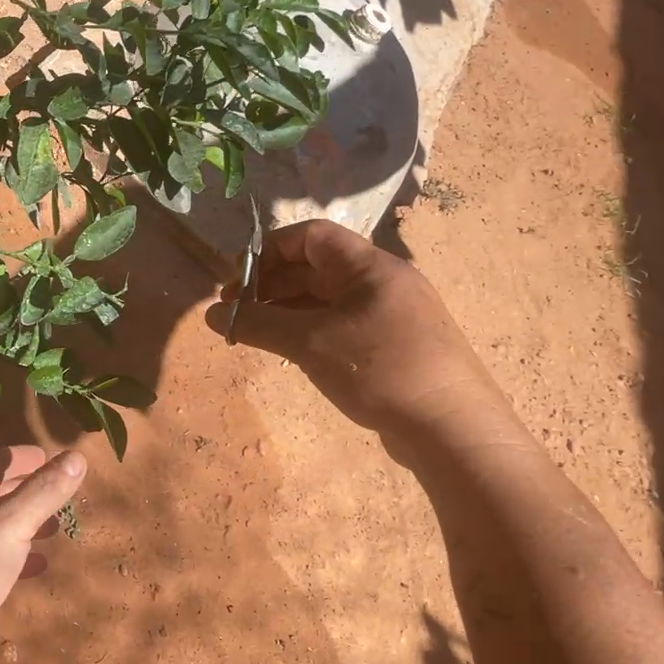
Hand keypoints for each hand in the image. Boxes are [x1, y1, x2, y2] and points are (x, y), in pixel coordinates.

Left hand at [0, 446, 86, 663]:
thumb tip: (77, 456)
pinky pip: (1, 558)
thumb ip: (45, 490)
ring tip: (57, 524)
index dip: (19, 456)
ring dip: (26, 520)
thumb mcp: (15, 520)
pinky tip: (42, 563)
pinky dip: (22, 554)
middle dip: (25, 487)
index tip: (48, 456)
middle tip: (58, 488)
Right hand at [203, 219, 498, 435]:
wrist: (451, 428)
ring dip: (281, 308)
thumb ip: (257, 323)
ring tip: (251, 332)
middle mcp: (380, 283)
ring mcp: (386, 314)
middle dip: (267, 283)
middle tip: (234, 310)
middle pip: (312, 266)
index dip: (269, 250)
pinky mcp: (387, 344)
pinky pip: (334, 322)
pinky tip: (284, 349)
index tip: (237, 280)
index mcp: (369, 269)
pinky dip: (302, 328)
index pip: (310, 236)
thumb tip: (212, 314)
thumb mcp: (309, 342)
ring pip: (321, 297)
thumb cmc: (379, 369)